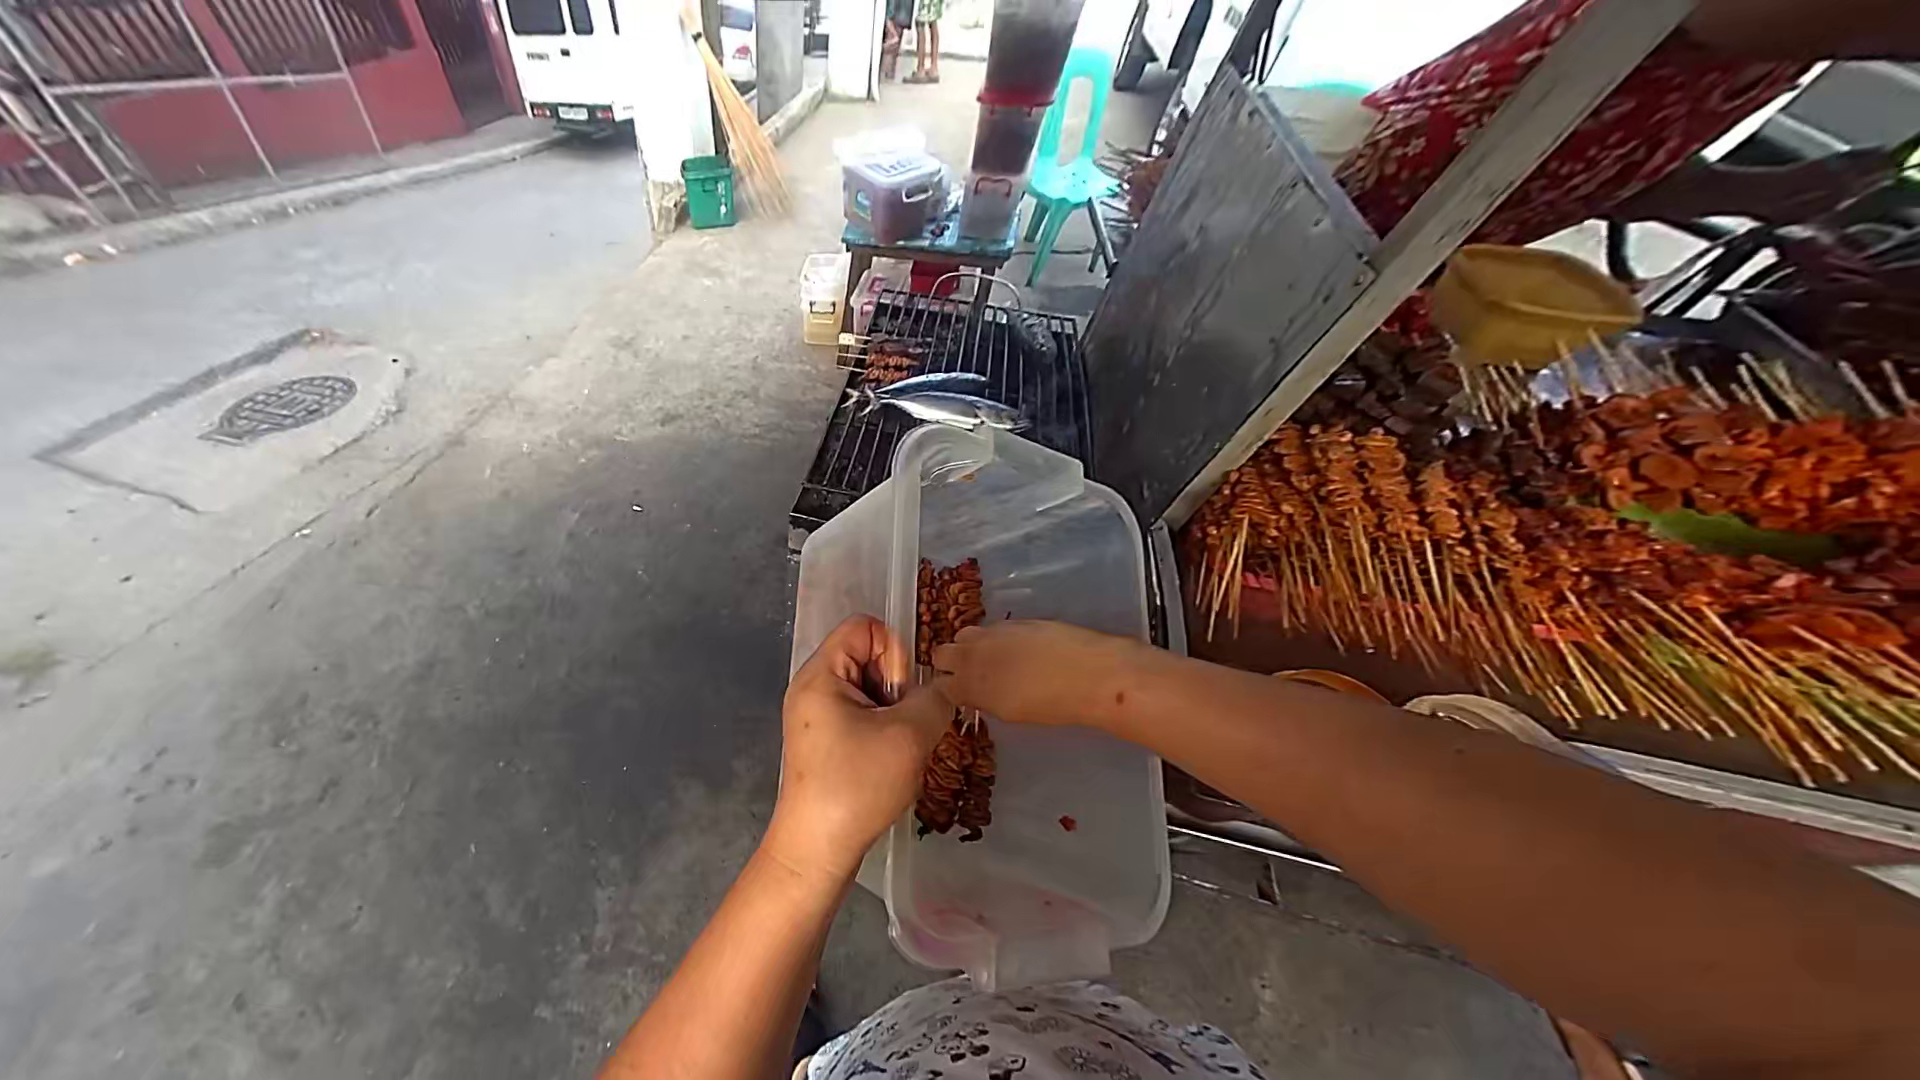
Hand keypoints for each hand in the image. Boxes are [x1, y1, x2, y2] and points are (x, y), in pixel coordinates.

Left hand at [767, 615, 952, 882]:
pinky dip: (883, 725)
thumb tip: (944, 686)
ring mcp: (816, 715)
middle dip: (896, 683)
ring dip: (894, 708)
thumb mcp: (910, 735)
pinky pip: (862, 711)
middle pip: (867, 654)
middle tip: (905, 722)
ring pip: (869, 686)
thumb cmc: (857, 785)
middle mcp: (813, 687)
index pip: (864, 626)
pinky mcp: (824, 739)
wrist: (817, 851)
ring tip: (901, 743)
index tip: (901, 693)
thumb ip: (936, 697)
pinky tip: (891, 755)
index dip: (894, 650)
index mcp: (821, 675)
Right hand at [930, 620, 1151, 728]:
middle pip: (942, 653)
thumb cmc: (1053, 705)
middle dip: (949, 662)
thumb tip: (977, 694)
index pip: (940, 684)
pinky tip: (1014, 651)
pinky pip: (991, 629)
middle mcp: (974, 653)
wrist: (1090, 672)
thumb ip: (985, 699)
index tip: (953, 695)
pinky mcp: (1015, 621)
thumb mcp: (1011, 712)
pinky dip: (994, 639)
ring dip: (970, 646)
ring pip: (964, 635)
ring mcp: (994, 632)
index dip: (944, 689)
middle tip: (968, 675)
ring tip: (990, 661)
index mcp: (970, 684)